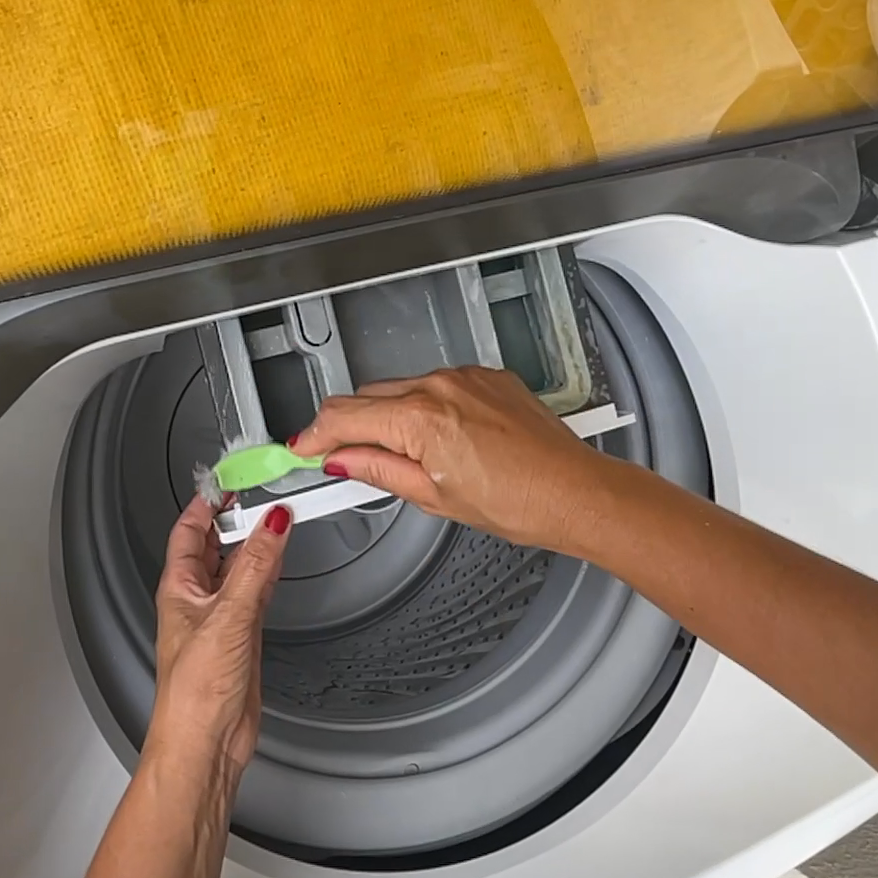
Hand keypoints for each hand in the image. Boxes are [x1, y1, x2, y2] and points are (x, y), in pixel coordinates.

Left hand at [143, 495, 293, 791]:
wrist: (206, 743)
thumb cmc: (192, 694)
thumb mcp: (229, 617)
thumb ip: (255, 566)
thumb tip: (273, 522)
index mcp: (179, 588)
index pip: (190, 530)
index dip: (206, 502)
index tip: (228, 479)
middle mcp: (197, 598)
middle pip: (215, 544)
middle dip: (234, 517)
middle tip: (257, 491)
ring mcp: (220, 616)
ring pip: (238, 565)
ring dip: (255, 542)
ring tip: (274, 516)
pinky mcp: (242, 634)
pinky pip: (255, 589)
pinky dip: (269, 570)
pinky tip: (280, 558)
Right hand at [292, 366, 614, 550]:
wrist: (574, 491)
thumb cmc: (517, 502)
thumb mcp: (433, 496)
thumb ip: (377, 470)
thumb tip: (340, 461)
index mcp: (420, 419)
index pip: (344, 417)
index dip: (315, 435)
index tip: (303, 448)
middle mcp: (439, 385)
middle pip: (367, 397)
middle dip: (349, 426)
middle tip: (346, 460)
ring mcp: (465, 376)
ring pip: (400, 388)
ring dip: (388, 415)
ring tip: (407, 455)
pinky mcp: (485, 376)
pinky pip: (437, 384)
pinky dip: (425, 406)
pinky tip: (441, 437)